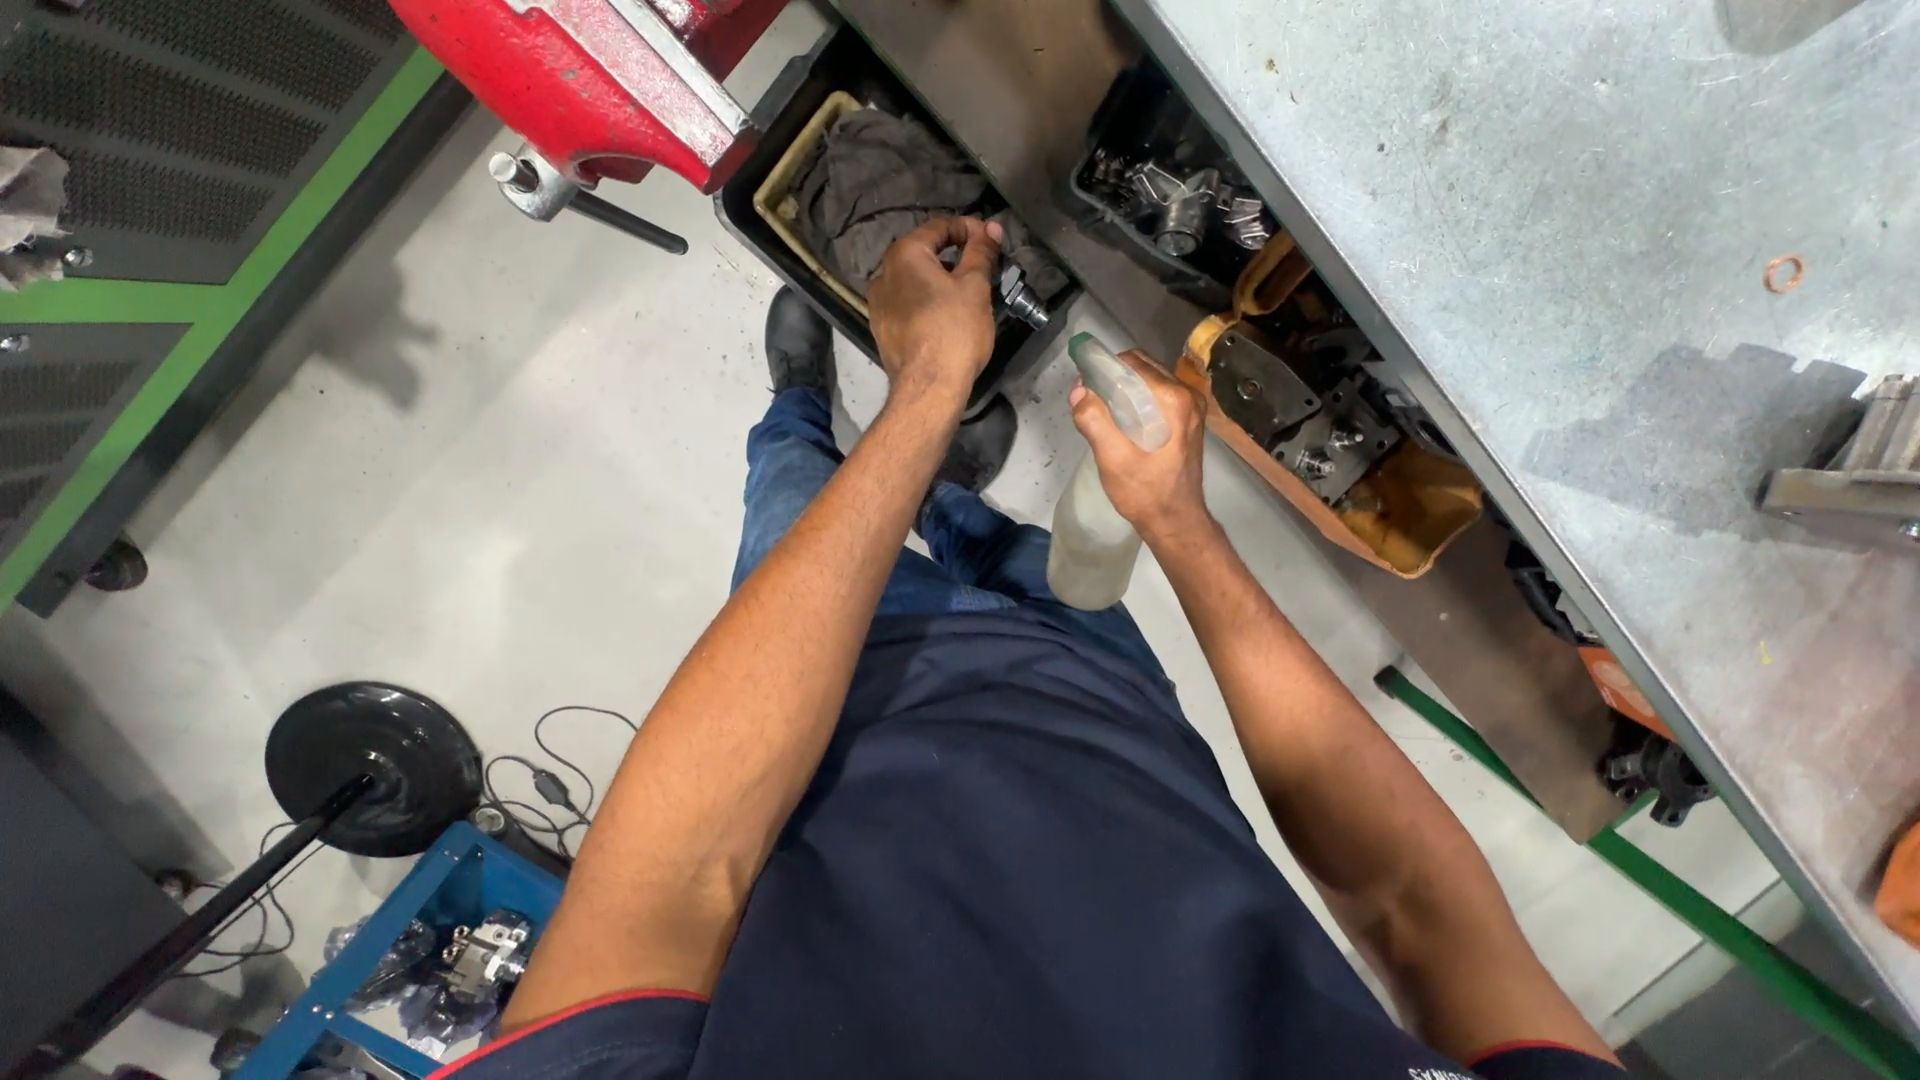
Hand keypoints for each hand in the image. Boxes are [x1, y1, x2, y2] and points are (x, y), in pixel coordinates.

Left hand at [867, 217, 1002, 403]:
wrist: (928, 387)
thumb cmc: (954, 331)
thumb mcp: (975, 287)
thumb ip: (981, 252)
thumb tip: (990, 227)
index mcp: (904, 254)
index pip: (939, 227)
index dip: (968, 229)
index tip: (990, 241)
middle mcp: (883, 274)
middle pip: (924, 254)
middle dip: (953, 257)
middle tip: (981, 269)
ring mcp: (878, 304)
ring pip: (914, 281)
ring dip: (939, 281)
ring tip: (965, 295)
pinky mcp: (882, 330)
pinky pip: (907, 305)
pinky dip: (926, 302)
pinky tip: (945, 317)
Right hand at [1069, 348, 1210, 545]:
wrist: (1175, 521)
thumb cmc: (1144, 492)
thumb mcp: (1112, 459)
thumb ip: (1094, 421)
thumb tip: (1079, 391)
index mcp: (1173, 400)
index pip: (1132, 363)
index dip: (1103, 369)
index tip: (1083, 388)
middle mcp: (1187, 396)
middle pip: (1142, 368)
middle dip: (1112, 377)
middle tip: (1089, 400)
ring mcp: (1191, 407)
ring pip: (1149, 380)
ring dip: (1123, 388)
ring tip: (1101, 411)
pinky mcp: (1188, 419)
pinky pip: (1157, 396)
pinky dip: (1137, 399)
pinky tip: (1121, 421)